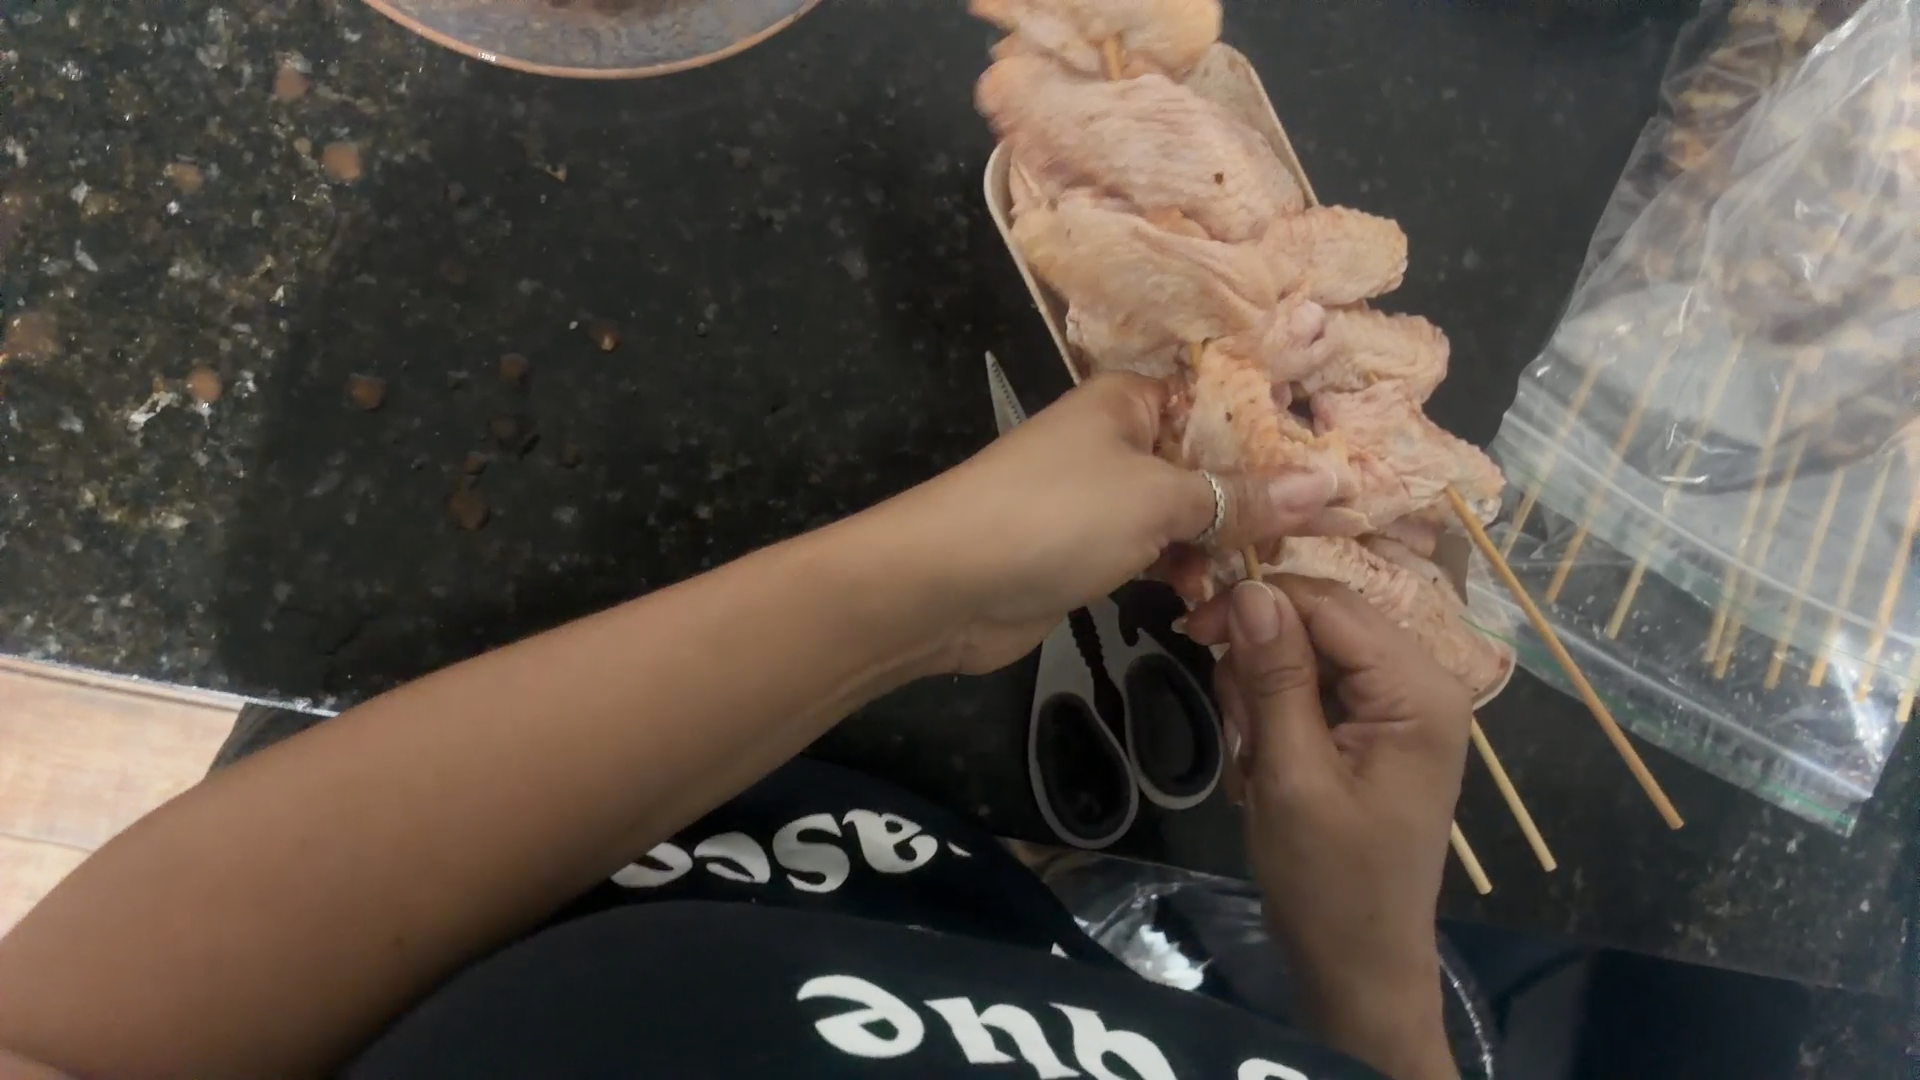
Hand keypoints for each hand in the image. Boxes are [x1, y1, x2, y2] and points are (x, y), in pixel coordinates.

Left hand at [887, 372, 1336, 675]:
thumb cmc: (1052, 517)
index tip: (1341, 472)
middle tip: (1320, 538)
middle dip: (1259, 501)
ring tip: (1260, 579)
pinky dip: (1180, 574)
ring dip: (1220, 547)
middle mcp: (1119, 442)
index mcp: (1130, 401)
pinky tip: (1202, 601)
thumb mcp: (1154, 498)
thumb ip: (1237, 494)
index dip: (1281, 436)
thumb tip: (1326, 484)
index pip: (1223, 403)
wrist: (946, 585)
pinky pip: (1154, 554)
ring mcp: (1102, 500)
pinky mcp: (1090, 552)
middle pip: (1209, 463)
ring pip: (1185, 515)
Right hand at [1189, 576, 1468, 1079]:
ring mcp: (1398, 704)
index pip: (1329, 604)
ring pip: (1306, 647)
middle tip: (1231, 715)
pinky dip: (1272, 705)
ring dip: (1260, 686)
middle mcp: (1419, 682)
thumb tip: (1250, 590)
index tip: (1191, 627)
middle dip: (1259, 652)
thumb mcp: (1291, 773)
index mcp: (1417, 691)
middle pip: (1320, 619)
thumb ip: (1275, 677)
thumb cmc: (1327, 877)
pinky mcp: (1374, 724)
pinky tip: (1262, 751)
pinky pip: (1311, 681)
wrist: (1356, 960)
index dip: (1257, 603)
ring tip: (1251, 749)